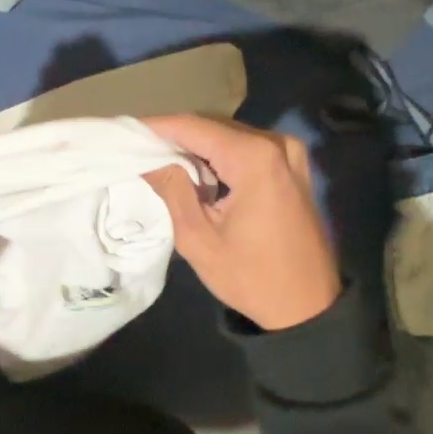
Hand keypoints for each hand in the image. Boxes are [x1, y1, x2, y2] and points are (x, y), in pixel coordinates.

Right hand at [143, 115, 341, 330]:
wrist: (307, 306)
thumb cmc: (250, 277)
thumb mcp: (199, 239)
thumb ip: (172, 190)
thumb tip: (147, 160)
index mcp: (254, 158)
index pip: (193, 127)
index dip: (156, 127)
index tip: (124, 130)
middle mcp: (276, 144)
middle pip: (213, 127)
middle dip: (175, 137)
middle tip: (137, 149)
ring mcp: (290, 154)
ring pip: (230, 137)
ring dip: (196, 147)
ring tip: (159, 161)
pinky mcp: (294, 168)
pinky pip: (248, 150)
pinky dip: (220, 157)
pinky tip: (196, 173)